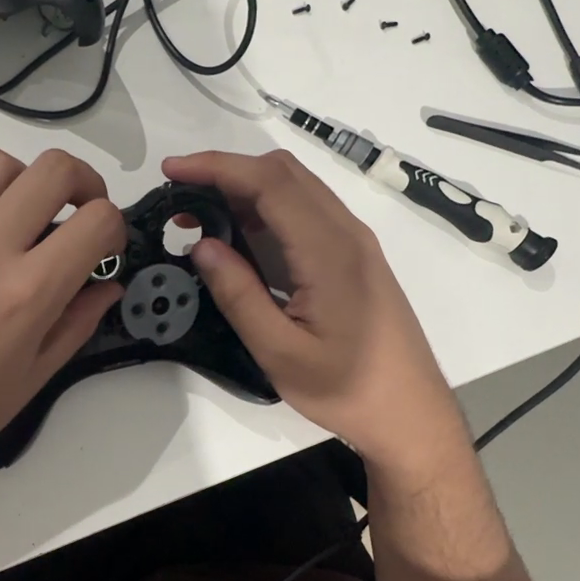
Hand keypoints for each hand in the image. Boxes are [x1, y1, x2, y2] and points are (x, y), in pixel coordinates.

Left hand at [0, 149, 125, 515]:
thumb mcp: (33, 378)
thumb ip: (77, 322)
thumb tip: (107, 286)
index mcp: (28, 292)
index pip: (97, 221)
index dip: (114, 229)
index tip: (105, 248)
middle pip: (54, 170)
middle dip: (82, 185)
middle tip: (77, 215)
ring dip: (23, 183)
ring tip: (19, 218)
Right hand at [163, 150, 464, 466]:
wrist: (408, 412)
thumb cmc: (345, 389)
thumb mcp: (281, 352)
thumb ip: (239, 296)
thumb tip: (202, 246)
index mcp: (328, 252)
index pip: (269, 183)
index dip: (217, 168)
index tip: (171, 170)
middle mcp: (346, 234)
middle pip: (283, 173)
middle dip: (226, 172)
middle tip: (178, 199)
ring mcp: (353, 244)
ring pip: (296, 189)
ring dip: (244, 189)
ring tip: (196, 216)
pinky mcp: (352, 258)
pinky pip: (305, 213)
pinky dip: (265, 210)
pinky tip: (237, 236)